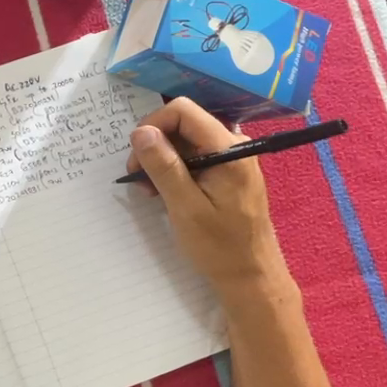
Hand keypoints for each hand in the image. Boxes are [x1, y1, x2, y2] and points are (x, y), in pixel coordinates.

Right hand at [125, 98, 295, 307]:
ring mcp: (231, 157)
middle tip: (137, 177)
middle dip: (154, 145)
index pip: (183, 111)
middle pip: (182, 123)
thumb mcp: (185, 206)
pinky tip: (162, 191)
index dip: (153, 125)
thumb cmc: (219, 246)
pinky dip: (172, 169)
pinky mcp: (226, 170)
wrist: (249, 276)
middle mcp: (233, 145)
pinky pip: (192, 156)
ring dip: (160, 159)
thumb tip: (140, 132)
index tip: (137, 154)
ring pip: (183, 140)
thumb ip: (164, 166)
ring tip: (148, 189)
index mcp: (229, 150)